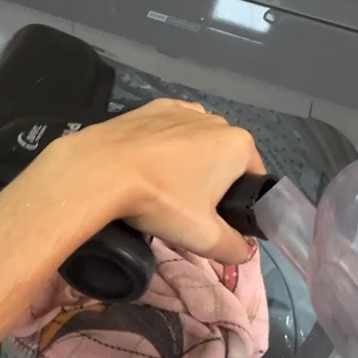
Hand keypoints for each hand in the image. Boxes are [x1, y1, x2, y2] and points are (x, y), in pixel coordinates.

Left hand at [28, 99, 265, 264]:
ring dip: (190, 161)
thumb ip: (233, 248)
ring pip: (198, 141)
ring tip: (165, 186)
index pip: (254, 177)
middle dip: (214, 181)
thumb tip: (243, 250)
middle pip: (225, 158)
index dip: (241, 202)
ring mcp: (184, 108)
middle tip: (190, 209)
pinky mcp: (154, 106)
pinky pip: (171, 128)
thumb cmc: (162, 200)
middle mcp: (217, 120)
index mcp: (238, 145)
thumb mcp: (204, 238)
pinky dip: (166, 143)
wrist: (102, 169)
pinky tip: (149, 162)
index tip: (219, 220)